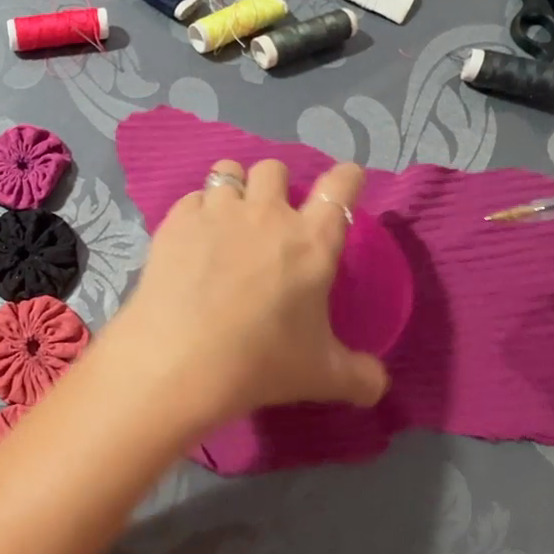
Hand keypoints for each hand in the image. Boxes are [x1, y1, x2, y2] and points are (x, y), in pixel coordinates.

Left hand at [104, 158, 389, 426]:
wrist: (179, 360)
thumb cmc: (260, 362)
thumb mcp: (321, 376)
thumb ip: (358, 376)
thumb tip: (377, 384)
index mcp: (312, 241)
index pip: (341, 186)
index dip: (346, 178)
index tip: (344, 182)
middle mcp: (266, 214)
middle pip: (274, 168)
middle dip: (276, 184)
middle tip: (270, 216)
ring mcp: (217, 212)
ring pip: (228, 171)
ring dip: (233, 189)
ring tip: (227, 217)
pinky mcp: (175, 222)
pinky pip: (191, 198)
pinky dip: (196, 211)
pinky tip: (192, 238)